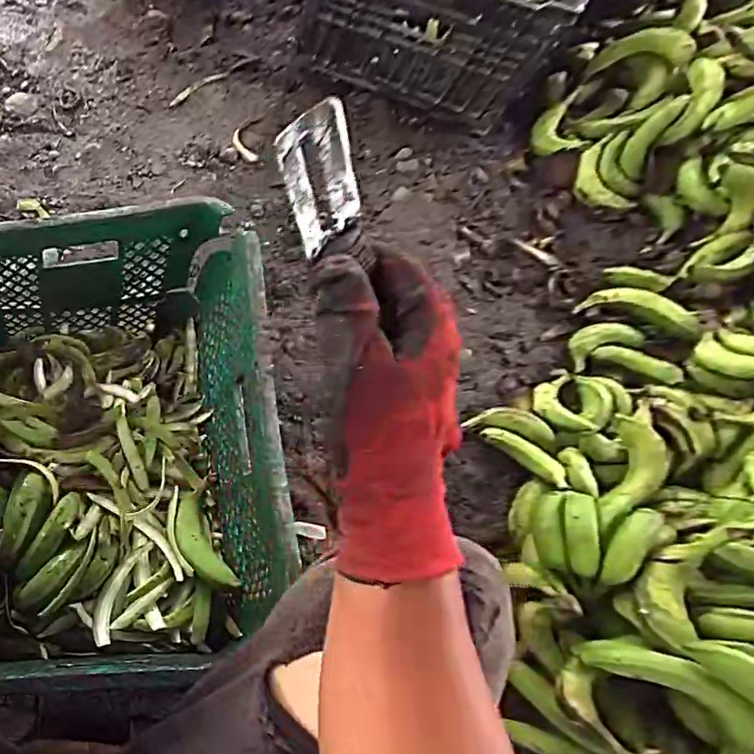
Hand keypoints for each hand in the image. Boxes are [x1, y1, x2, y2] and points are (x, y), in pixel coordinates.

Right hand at [313, 241, 462, 584]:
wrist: (384, 499)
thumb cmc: (374, 431)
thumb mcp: (357, 360)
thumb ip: (349, 307)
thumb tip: (338, 262)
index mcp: (435, 332)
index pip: (404, 272)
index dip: (367, 258)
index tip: (329, 255)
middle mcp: (436, 351)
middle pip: (396, 302)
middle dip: (357, 293)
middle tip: (318, 293)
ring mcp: (421, 380)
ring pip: (386, 333)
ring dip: (354, 325)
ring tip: (321, 329)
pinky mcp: (402, 403)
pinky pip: (379, 362)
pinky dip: (356, 354)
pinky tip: (334, 369)